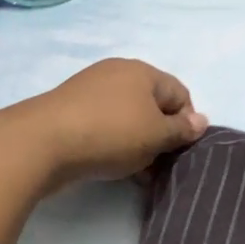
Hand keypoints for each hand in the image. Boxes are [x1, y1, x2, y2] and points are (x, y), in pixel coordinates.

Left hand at [7, 58, 208, 186]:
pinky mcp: (70, 109)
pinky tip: (110, 165)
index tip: (179, 152)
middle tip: (158, 166)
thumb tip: (201, 121)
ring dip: (137, 144)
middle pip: (153, 105)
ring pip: (128, 118)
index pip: (180, 94)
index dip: (186, 124)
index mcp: (142, 72)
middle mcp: (117, 73)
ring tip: (135, 172)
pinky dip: (113, 143)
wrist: (42, 143)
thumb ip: (181, 130)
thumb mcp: (156, 136)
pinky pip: (104, 124)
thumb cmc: (110, 134)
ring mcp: (90, 89)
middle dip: (160, 137)